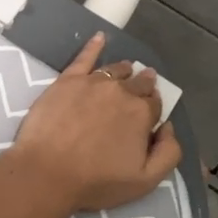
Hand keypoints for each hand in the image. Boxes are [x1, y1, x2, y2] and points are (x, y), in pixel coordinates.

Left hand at [11, 32, 182, 211]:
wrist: (48, 171)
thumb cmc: (97, 180)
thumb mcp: (146, 180)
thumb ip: (168, 153)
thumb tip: (169, 127)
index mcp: (141, 114)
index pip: (155, 103)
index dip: (153, 108)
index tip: (149, 113)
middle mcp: (121, 91)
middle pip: (138, 83)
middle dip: (143, 85)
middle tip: (143, 87)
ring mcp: (93, 82)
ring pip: (115, 70)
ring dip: (125, 70)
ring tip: (127, 70)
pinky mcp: (68, 79)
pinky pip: (84, 57)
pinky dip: (94, 45)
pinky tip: (100, 37)